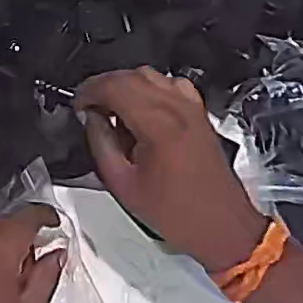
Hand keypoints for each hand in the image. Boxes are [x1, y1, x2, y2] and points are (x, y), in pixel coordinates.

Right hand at [78, 66, 268, 272]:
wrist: (223, 228)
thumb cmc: (179, 213)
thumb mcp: (122, 184)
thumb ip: (100, 143)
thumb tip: (90, 119)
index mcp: (158, 124)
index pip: (113, 86)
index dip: (88, 92)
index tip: (78, 106)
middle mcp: (177, 109)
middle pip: (128, 76)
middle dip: (101, 87)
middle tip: (89, 108)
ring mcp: (191, 108)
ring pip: (148, 75)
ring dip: (124, 86)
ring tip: (112, 110)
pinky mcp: (199, 114)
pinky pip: (169, 84)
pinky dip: (149, 88)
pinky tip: (141, 109)